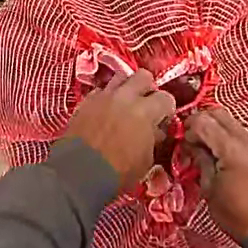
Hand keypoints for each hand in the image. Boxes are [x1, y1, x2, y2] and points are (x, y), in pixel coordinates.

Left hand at [63, 70, 175, 186]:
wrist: (80, 171)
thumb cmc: (119, 171)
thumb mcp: (146, 160)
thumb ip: (153, 139)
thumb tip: (155, 130)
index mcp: (145, 111)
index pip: (166, 98)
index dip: (167, 108)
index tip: (163, 118)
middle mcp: (125, 97)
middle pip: (143, 76)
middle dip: (147, 88)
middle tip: (145, 104)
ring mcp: (103, 96)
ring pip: (120, 78)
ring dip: (126, 88)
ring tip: (125, 104)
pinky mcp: (86, 100)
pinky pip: (101, 91)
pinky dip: (106, 97)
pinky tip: (106, 111)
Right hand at [184, 108, 247, 242]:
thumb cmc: (236, 215)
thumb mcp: (209, 190)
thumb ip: (200, 161)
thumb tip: (192, 145)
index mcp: (231, 149)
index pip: (204, 121)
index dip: (188, 127)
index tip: (182, 141)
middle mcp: (247, 141)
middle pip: (219, 114)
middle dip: (201, 121)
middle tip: (192, 138)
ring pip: (232, 122)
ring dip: (216, 128)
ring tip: (207, 147)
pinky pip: (243, 135)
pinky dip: (229, 137)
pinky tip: (223, 156)